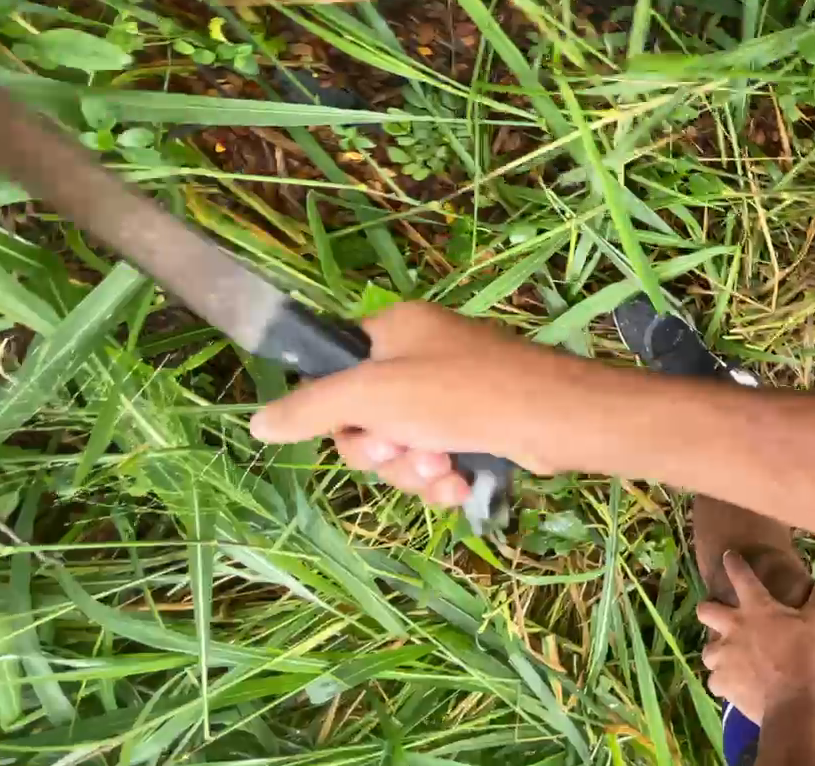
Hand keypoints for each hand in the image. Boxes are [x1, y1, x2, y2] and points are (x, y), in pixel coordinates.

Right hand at [247, 302, 584, 505]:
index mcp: (399, 329)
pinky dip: (443, 478)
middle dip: (382, 451)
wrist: (554, 417)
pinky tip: (460, 484)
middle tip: (405, 451)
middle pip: (364, 418)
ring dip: (414, 471)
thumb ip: (313, 407)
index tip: (352, 425)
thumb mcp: (375, 394)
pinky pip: (436, 460)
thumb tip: (260, 421)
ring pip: (400, 447)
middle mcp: (426, 355)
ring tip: (443, 469)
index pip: (335, 367)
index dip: (335, 408)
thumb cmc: (462, 394)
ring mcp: (454, 393)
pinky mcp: (478, 426)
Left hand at [696, 551, 814, 720]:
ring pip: (706, 649)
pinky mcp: (721, 684)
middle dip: (709, 608)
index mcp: (756, 607)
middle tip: (720, 614)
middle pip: (705, 610)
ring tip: (728, 655)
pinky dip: (723, 680)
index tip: (728, 556)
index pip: (740, 575)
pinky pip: (715, 680)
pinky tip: (734, 682)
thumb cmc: (807, 657)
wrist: (794, 704)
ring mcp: (724, 658)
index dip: (733, 562)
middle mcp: (733, 628)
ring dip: (717, 649)